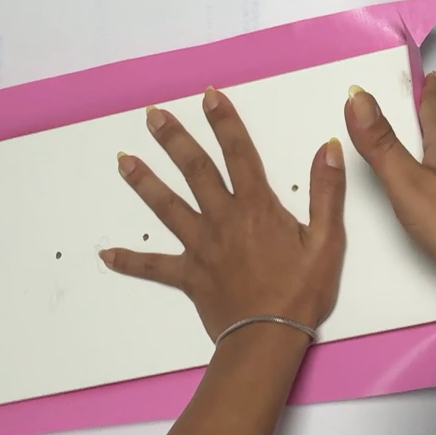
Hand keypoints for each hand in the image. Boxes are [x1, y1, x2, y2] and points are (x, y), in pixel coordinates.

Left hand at [103, 89, 345, 339]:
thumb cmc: (302, 290)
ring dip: (144, 182)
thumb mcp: (328, 239)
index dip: (225, 122)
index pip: (239, 153)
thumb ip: (327, 190)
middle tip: (152, 115)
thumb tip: (328, 147)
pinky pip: (154, 267)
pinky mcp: (188, 276)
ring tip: (123, 160)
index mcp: (257, 207)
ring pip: (167, 208)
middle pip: (194, 171)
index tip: (209, 96)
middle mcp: (223, 219)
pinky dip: (130, 261)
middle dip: (174, 140)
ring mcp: (201, 247)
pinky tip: (107, 255)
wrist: (269, 338)